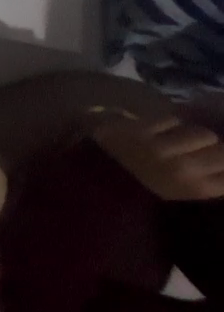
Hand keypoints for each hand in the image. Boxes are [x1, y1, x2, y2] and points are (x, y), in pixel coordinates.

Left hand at [92, 115, 223, 200]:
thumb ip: (212, 180)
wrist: (99, 175)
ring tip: (186, 137)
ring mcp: (160, 147)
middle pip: (223, 150)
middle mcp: (185, 168)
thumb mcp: (185, 192)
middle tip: (206, 148)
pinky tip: (164, 128)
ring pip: (201, 133)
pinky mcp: (138, 129)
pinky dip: (171, 123)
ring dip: (195, 134)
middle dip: (216, 148)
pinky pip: (170, 120)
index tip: (220, 159)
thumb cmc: (146, 186)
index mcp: (200, 188)